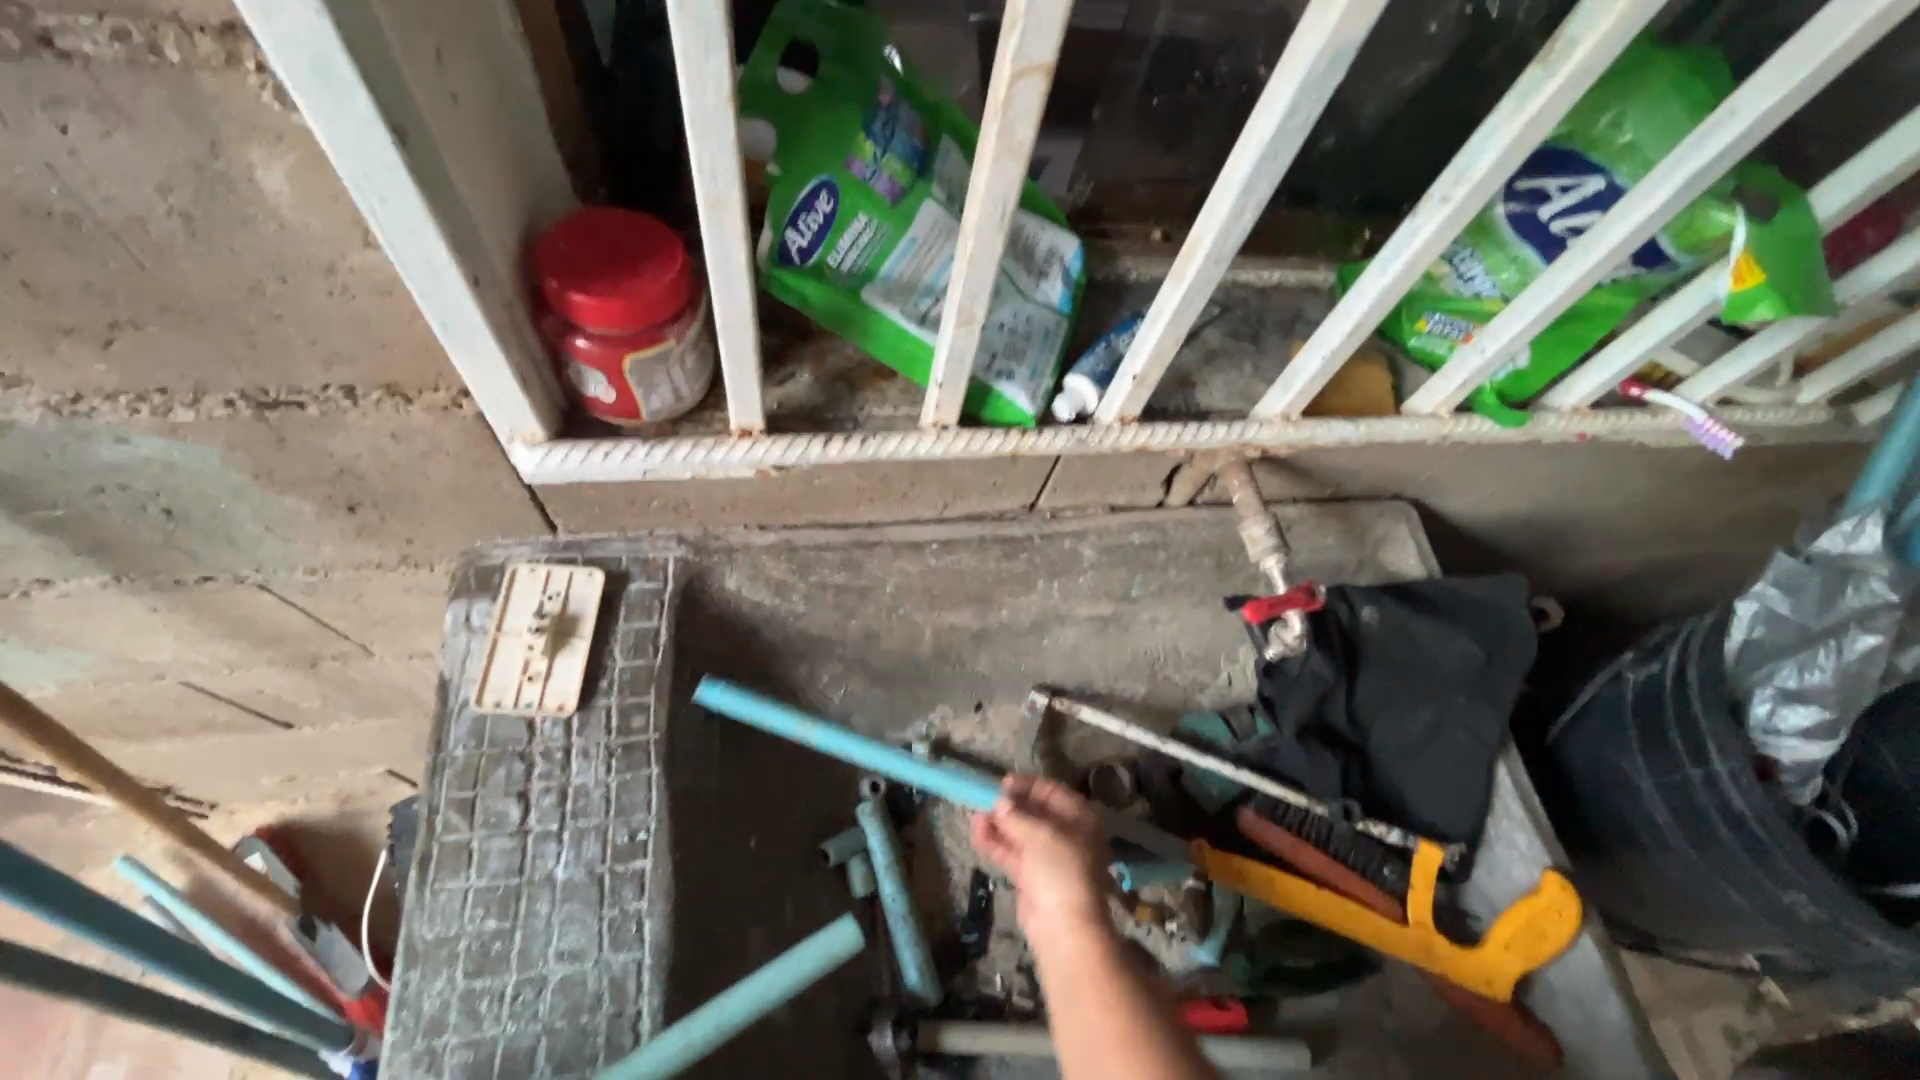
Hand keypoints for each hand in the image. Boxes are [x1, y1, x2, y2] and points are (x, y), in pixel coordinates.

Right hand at [971, 774, 1109, 936]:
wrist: (1064, 926)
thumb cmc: (1060, 869)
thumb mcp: (1039, 834)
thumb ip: (1016, 815)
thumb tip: (1000, 802)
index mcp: (1080, 818)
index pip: (1051, 791)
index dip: (1026, 785)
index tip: (1002, 783)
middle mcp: (1066, 834)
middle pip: (1034, 812)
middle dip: (1009, 806)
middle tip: (985, 800)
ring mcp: (1047, 856)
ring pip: (1019, 833)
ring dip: (998, 824)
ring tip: (976, 816)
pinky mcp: (1031, 876)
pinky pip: (1011, 853)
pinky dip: (995, 843)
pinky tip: (977, 832)